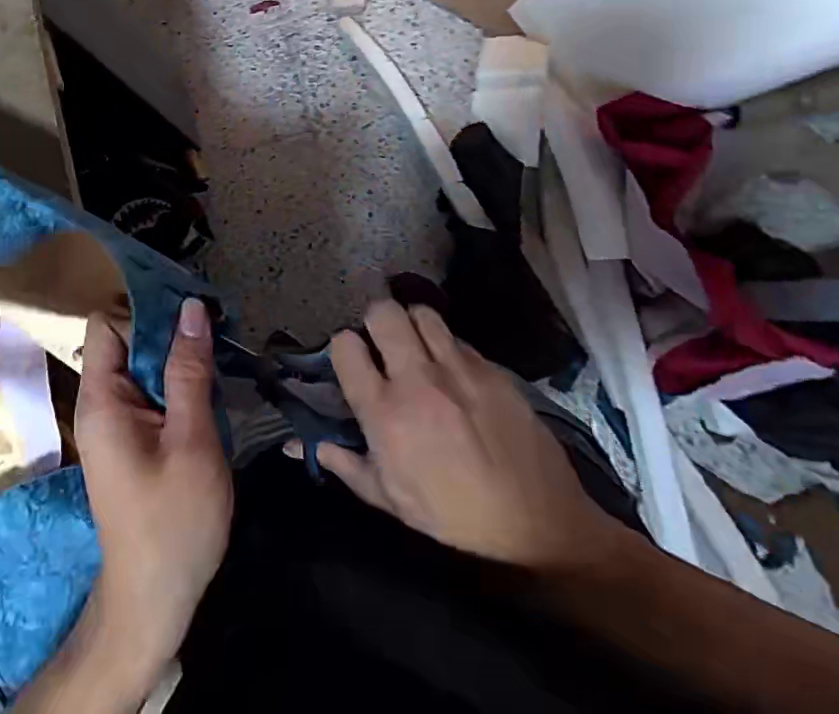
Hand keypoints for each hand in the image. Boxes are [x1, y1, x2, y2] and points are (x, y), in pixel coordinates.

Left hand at [76, 298, 231, 672]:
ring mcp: (112, 424)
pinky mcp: (129, 441)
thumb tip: (191, 309)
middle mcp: (98, 405)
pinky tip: (209, 384)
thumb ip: (189, 371)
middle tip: (218, 323)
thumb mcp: (192, 441)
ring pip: (141, 369)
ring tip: (221, 347)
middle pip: (125, 343)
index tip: (191, 304)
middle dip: (168, 330)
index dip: (144, 308)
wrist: (155, 597)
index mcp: (101, 400)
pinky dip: (176, 384)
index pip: (107, 325)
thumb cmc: (175, 522)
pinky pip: (148, 395)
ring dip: (176, 358)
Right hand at [292, 299, 626, 570]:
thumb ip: (342, 463)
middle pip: (383, 314)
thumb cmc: (452, 516)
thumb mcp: (389, 498)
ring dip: (411, 323)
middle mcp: (417, 380)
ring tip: (415, 344)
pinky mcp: (493, 371)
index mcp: (383, 411)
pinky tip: (452, 369)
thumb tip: (300, 446)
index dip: (343, 347)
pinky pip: (459, 339)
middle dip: (374, 321)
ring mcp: (459, 370)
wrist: (538, 525)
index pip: (345, 346)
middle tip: (379, 341)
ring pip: (423, 313)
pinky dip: (447, 345)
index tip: (350, 360)